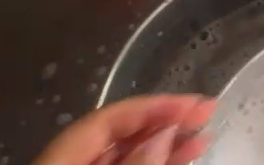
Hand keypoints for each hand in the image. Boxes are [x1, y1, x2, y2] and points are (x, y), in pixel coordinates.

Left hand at [33, 94, 215, 164]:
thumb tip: (166, 134)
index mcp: (55, 159)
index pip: (106, 119)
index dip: (150, 106)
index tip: (192, 104)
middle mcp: (64, 162)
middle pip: (117, 135)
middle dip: (164, 122)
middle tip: (208, 112)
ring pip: (123, 157)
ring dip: (165, 145)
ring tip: (203, 137)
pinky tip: (182, 159)